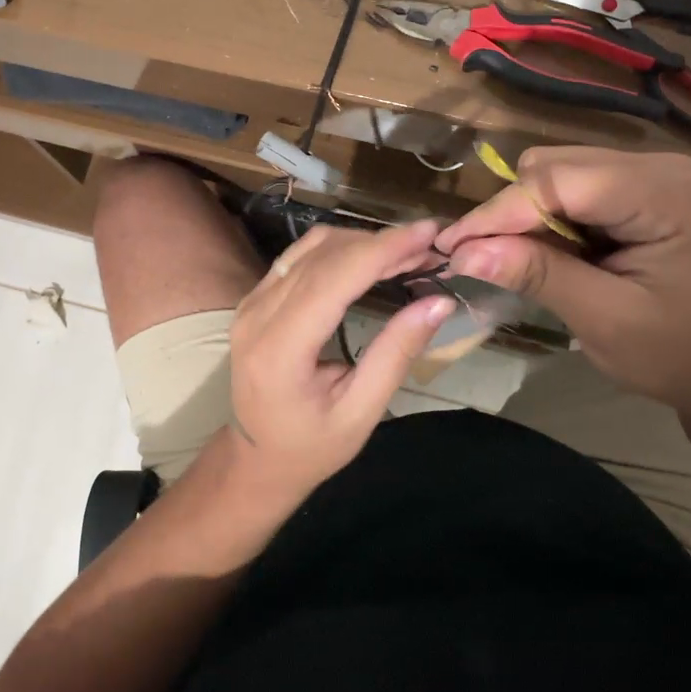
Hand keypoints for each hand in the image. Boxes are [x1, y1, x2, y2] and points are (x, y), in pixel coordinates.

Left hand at [227, 221, 455, 498]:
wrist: (257, 458)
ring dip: (361, 241)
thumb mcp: (361, 412)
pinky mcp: (255, 299)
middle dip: (380, 243)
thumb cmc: (311, 446)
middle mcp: (257, 316)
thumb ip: (395, 354)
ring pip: (309, 248)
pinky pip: (298, 258)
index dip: (382, 249)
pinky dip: (340, 250)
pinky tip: (372, 258)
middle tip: (429, 247)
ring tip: (407, 252)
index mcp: (279, 350)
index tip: (429, 233)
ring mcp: (250, 304)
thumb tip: (439, 303)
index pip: (332, 279)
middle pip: (322, 256)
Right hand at [436, 148, 690, 412]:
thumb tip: (464, 253)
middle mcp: (662, 168)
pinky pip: (569, 184)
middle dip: (511, 213)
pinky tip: (548, 251)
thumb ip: (538, 276)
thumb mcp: (604, 319)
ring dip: (525, 215)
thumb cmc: (672, 352)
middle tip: (481, 261)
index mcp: (668, 197)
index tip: (452, 247)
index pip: (562, 182)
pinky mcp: (637, 186)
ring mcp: (651, 173)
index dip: (501, 211)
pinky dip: (545, 216)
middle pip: (555, 166)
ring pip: (554, 170)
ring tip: (520, 261)